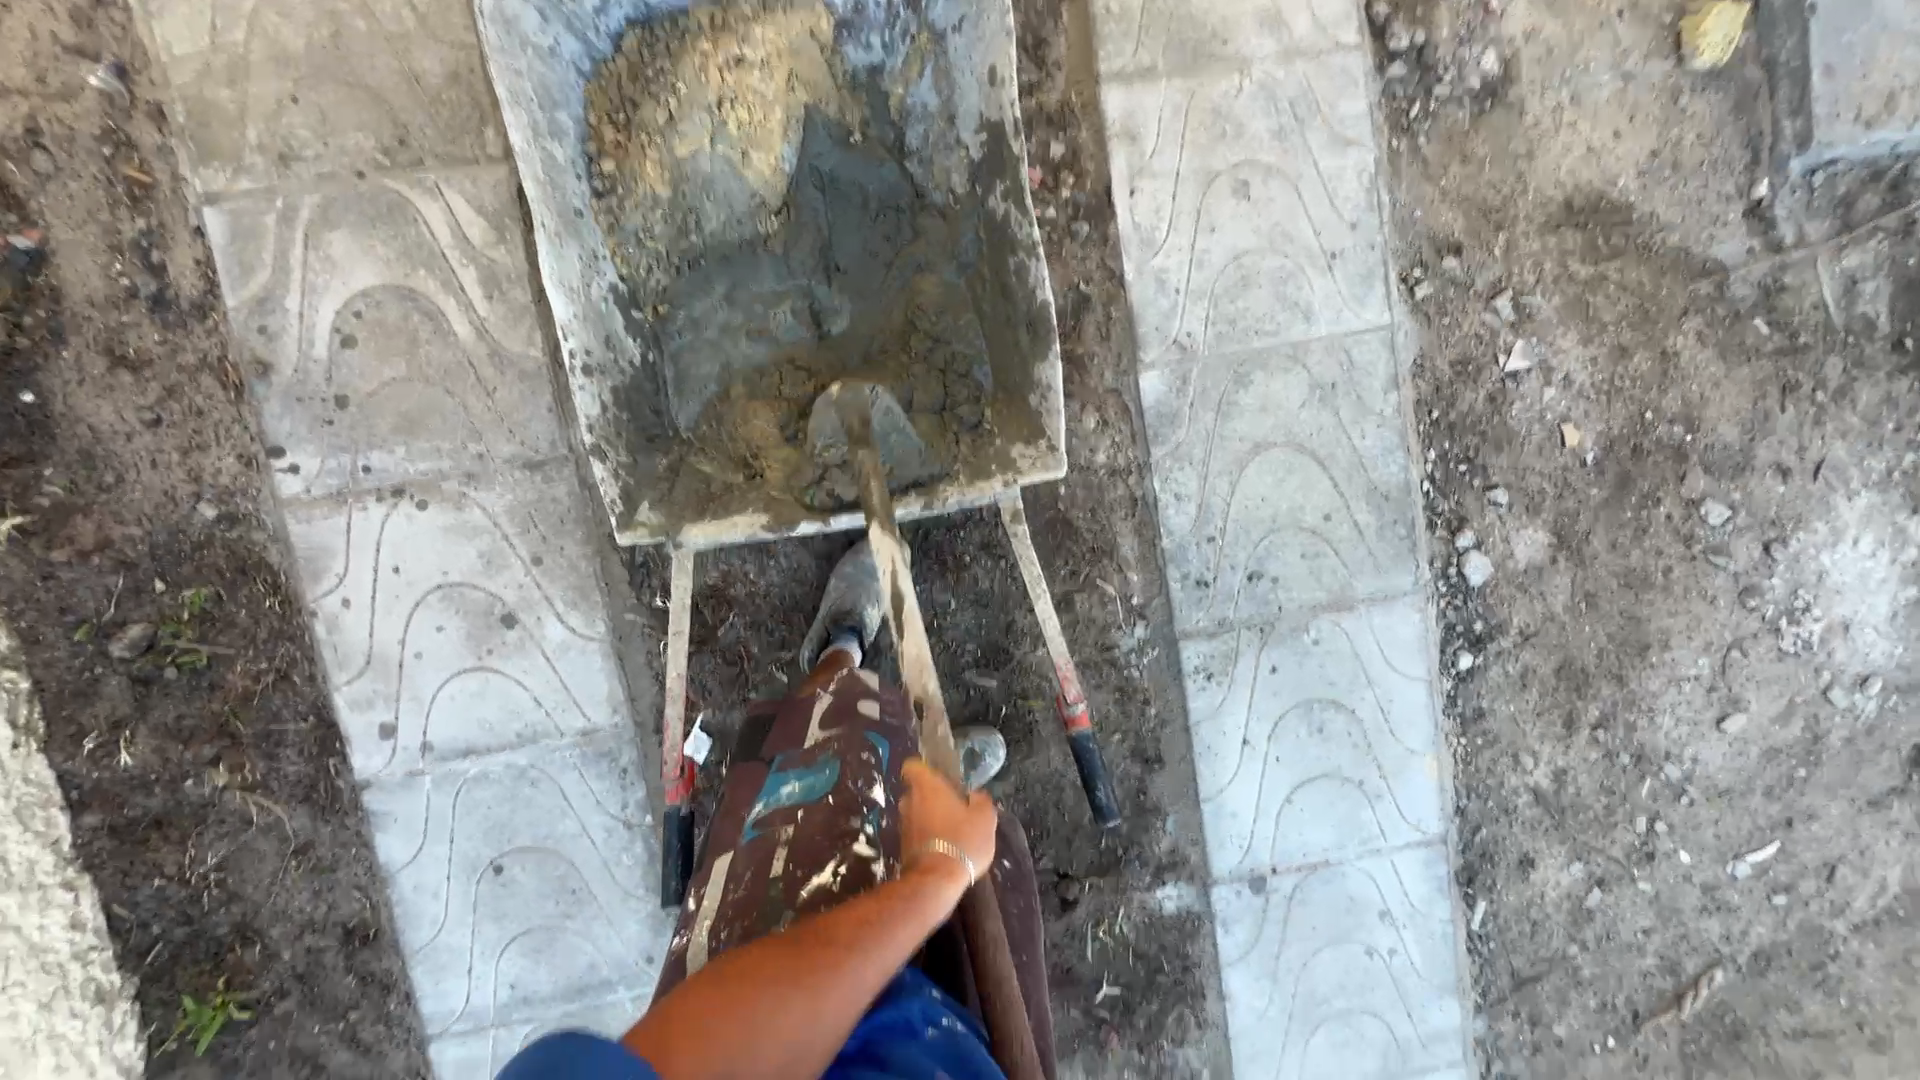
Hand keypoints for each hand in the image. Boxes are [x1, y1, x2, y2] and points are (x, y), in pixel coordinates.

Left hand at [899, 758, 996, 898]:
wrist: (936, 880)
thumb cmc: (962, 840)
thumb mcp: (985, 818)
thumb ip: (981, 800)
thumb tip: (975, 795)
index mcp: (926, 786)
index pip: (913, 766)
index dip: (925, 769)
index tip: (941, 778)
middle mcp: (909, 801)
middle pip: (917, 791)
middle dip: (931, 797)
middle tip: (953, 807)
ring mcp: (904, 825)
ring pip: (916, 813)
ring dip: (930, 819)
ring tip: (951, 831)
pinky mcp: (903, 847)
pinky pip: (916, 834)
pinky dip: (927, 837)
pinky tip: (945, 848)